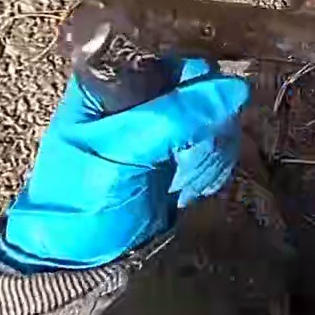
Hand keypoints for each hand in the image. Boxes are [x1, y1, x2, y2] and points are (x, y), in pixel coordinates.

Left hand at [0, 59, 250, 271]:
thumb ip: (176, 115)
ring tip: (182, 181)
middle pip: (209, 86)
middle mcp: (149, 91)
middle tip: (185, 161)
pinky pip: (224, 141)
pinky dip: (216, 167)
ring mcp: (171, 119)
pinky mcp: (189, 146)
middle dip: (207, 129)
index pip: (178, 56)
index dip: (200, 83)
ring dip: (212, 153)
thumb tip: (236, 88)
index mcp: (118, 77)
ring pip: (222, 115)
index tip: (200, 119)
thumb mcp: (121, 151)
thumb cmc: (81, 197)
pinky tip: (191, 187)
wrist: (78, 258)